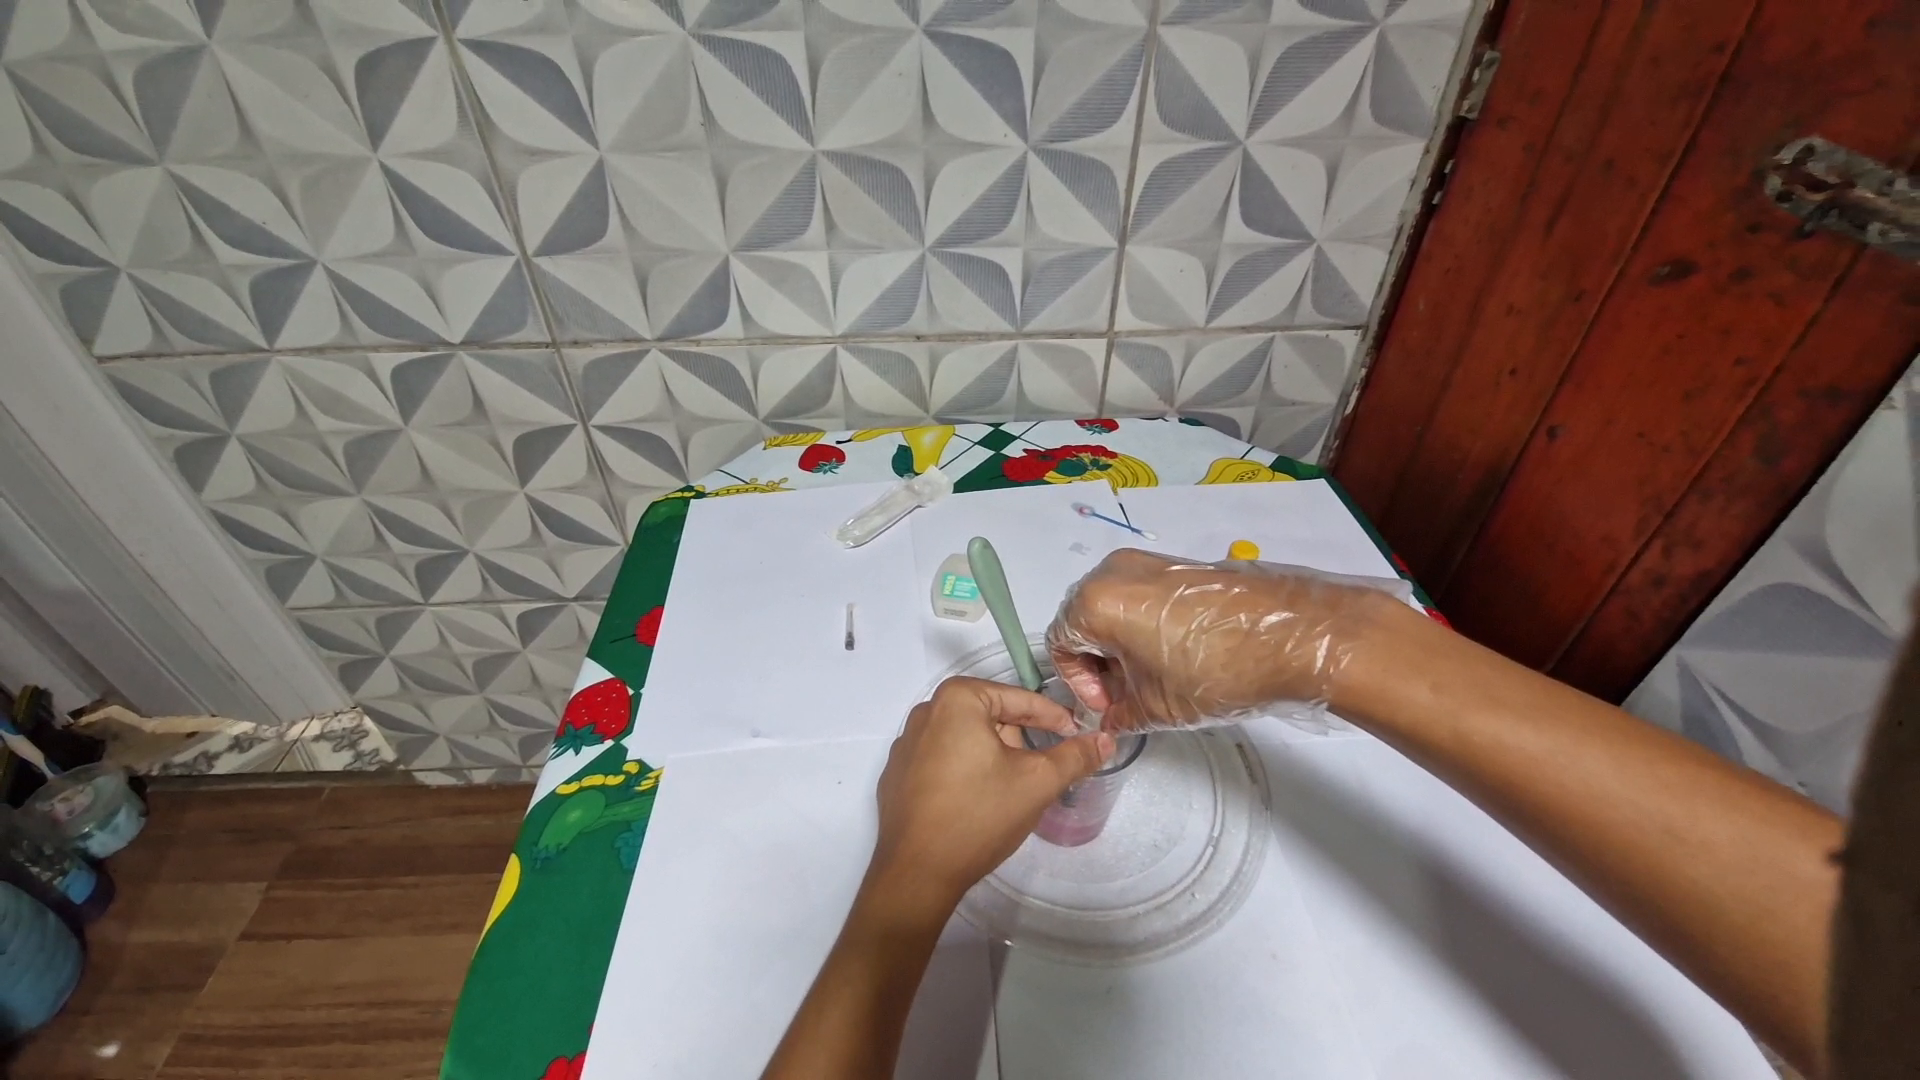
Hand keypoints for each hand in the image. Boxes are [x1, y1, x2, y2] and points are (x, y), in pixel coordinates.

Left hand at [868, 677, 1113, 912]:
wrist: (916, 873)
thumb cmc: (979, 815)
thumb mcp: (1037, 783)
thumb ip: (1075, 756)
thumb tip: (1106, 739)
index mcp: (957, 699)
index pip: (1019, 700)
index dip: (1054, 718)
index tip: (1077, 735)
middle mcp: (926, 711)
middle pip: (991, 716)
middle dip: (1020, 740)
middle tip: (1042, 770)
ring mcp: (906, 743)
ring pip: (966, 739)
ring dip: (994, 756)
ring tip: (1012, 790)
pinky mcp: (898, 774)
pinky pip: (942, 760)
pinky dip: (965, 772)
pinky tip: (977, 803)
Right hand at [1046, 549, 1400, 733]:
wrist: (1294, 635)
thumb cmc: (1213, 671)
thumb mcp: (1158, 707)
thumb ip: (1120, 715)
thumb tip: (1110, 720)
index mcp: (1096, 601)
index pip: (1060, 643)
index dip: (1079, 683)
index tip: (1110, 705)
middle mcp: (1113, 571)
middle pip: (1083, 620)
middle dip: (1098, 663)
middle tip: (1128, 695)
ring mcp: (1147, 562)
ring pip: (1112, 607)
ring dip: (1121, 645)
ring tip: (1155, 678)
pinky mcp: (1177, 564)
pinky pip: (1140, 596)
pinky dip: (1143, 626)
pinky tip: (1176, 655)